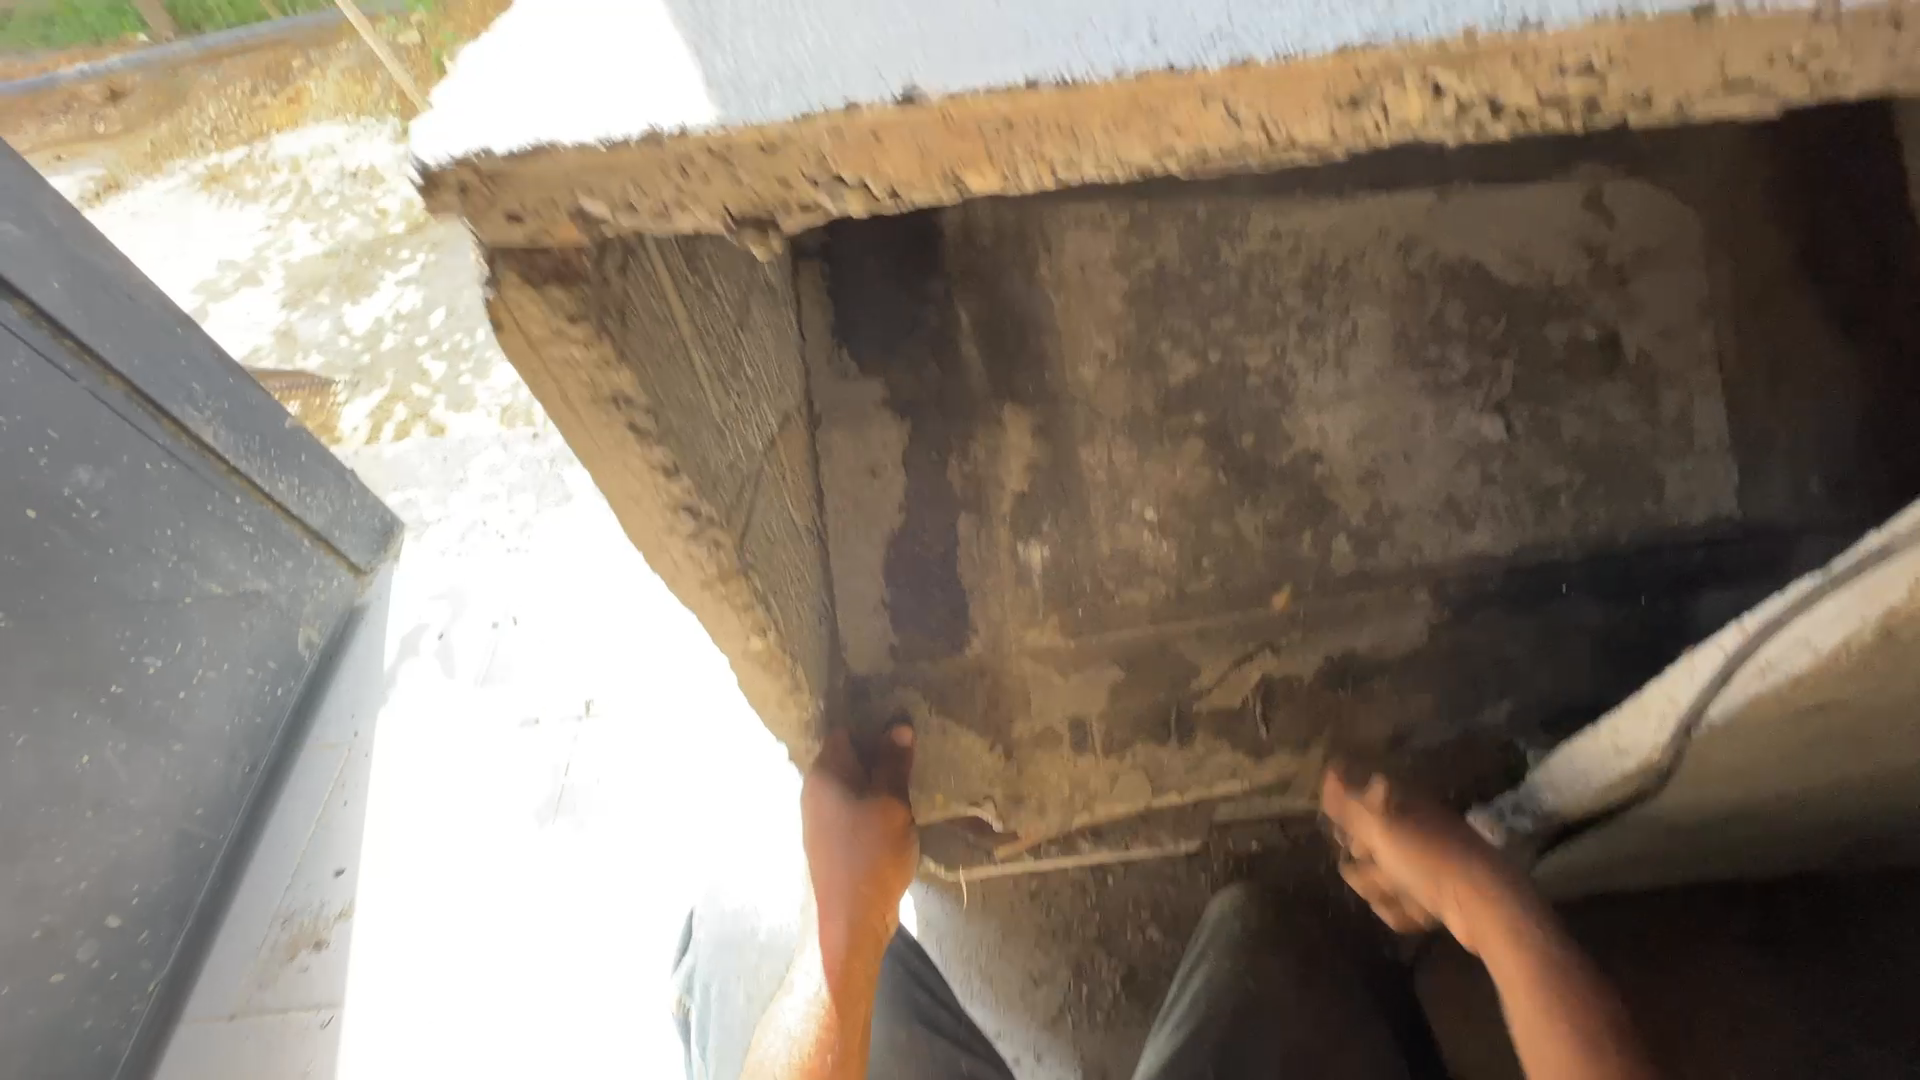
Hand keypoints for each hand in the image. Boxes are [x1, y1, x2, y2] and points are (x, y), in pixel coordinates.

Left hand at [802, 723, 918, 963]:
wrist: (853, 922)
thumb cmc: (871, 855)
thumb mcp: (891, 802)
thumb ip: (893, 762)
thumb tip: (898, 726)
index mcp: (823, 774)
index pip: (844, 731)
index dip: (872, 722)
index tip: (903, 718)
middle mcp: (814, 791)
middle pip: (848, 757)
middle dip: (879, 750)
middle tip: (914, 743)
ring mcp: (821, 818)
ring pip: (853, 784)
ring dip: (878, 778)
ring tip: (913, 771)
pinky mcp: (832, 841)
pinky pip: (854, 806)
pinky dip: (874, 801)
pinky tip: (899, 804)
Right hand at [1321, 767, 1537, 954]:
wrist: (1485, 907)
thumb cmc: (1428, 858)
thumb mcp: (1380, 823)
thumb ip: (1349, 801)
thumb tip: (1330, 765)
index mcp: (1402, 808)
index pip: (1358, 810)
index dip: (1349, 828)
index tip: (1351, 841)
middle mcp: (1412, 833)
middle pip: (1365, 849)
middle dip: (1366, 865)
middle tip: (1379, 869)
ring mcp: (1425, 868)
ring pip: (1380, 880)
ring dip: (1384, 891)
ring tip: (1403, 894)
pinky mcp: (1434, 899)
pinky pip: (1400, 905)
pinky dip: (1404, 912)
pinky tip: (1417, 912)